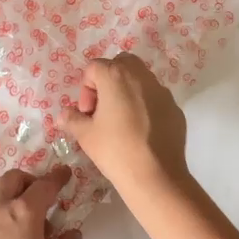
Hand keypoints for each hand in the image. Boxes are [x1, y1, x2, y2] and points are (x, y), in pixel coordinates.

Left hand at [0, 168, 82, 238]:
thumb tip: (72, 233)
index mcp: (24, 213)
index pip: (44, 184)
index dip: (57, 177)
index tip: (65, 173)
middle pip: (14, 179)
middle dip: (30, 181)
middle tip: (42, 200)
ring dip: (14, 201)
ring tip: (26, 231)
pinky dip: (0, 218)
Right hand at [62, 53, 189, 194]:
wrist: (156, 175)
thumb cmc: (115, 150)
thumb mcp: (86, 135)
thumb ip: (72, 119)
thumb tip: (63, 115)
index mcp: (116, 76)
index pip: (94, 67)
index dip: (86, 89)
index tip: (88, 114)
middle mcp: (141, 76)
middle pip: (121, 63)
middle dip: (108, 81)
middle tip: (103, 109)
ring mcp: (162, 90)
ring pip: (141, 79)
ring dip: (128, 91)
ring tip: (121, 121)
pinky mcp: (175, 107)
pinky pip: (155, 98)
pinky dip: (145, 106)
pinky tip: (141, 132)